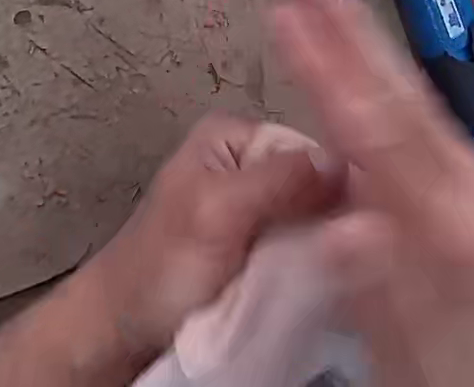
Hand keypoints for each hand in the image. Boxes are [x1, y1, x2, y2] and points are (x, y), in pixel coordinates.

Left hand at [0, 115, 337, 386]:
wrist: (117, 338)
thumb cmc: (158, 268)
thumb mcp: (219, 211)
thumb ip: (279, 180)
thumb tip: (346, 161)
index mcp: (236, 134)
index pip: (308, 144)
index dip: (334, 179)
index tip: (356, 217)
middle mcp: (249, 159)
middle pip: (313, 178)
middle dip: (329, 210)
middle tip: (347, 247)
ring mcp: (254, 202)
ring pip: (311, 212)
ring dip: (322, 238)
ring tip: (335, 263)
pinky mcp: (259, 242)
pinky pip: (301, 240)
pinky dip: (311, 258)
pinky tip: (322, 272)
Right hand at [270, 0, 473, 386]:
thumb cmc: (461, 365)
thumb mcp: (415, 349)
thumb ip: (381, 286)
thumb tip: (347, 227)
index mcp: (445, 213)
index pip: (375, 126)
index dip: (327, 67)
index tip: (288, 18)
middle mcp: (458, 175)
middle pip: (394, 87)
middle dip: (347, 24)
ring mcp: (458, 166)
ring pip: (403, 88)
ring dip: (360, 36)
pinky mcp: (450, 170)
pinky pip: (406, 108)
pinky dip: (374, 71)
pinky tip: (354, 56)